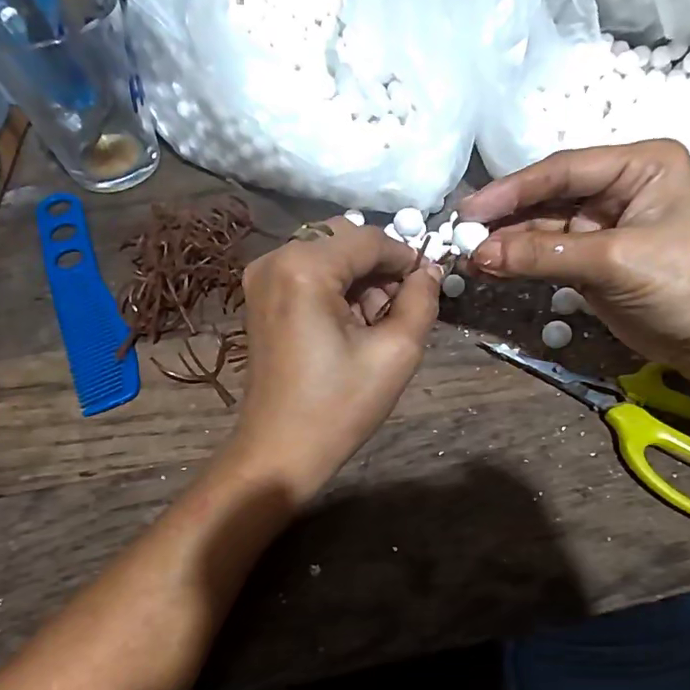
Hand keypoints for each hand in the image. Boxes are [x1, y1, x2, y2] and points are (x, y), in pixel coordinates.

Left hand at [229, 216, 440, 499]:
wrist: (278, 450)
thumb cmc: (338, 407)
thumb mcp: (395, 352)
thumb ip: (420, 300)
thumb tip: (430, 271)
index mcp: (304, 266)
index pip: (370, 238)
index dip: (406, 259)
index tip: (429, 288)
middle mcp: (275, 258)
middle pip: (346, 240)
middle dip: (379, 269)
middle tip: (398, 312)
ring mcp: (261, 276)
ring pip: (329, 254)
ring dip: (359, 280)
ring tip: (374, 326)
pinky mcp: (260, 296)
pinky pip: (308, 272)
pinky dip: (335, 288)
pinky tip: (348, 327)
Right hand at [457, 140, 689, 364]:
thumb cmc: (687, 285)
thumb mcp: (615, 262)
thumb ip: (544, 254)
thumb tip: (478, 254)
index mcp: (639, 166)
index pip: (564, 169)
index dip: (513, 189)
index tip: (469, 210)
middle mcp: (620, 187)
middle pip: (548, 195)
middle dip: (505, 217)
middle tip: (459, 237)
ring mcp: (604, 225)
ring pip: (543, 226)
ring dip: (507, 243)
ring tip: (468, 258)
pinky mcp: (593, 259)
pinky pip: (547, 253)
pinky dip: (519, 262)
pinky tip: (490, 268)